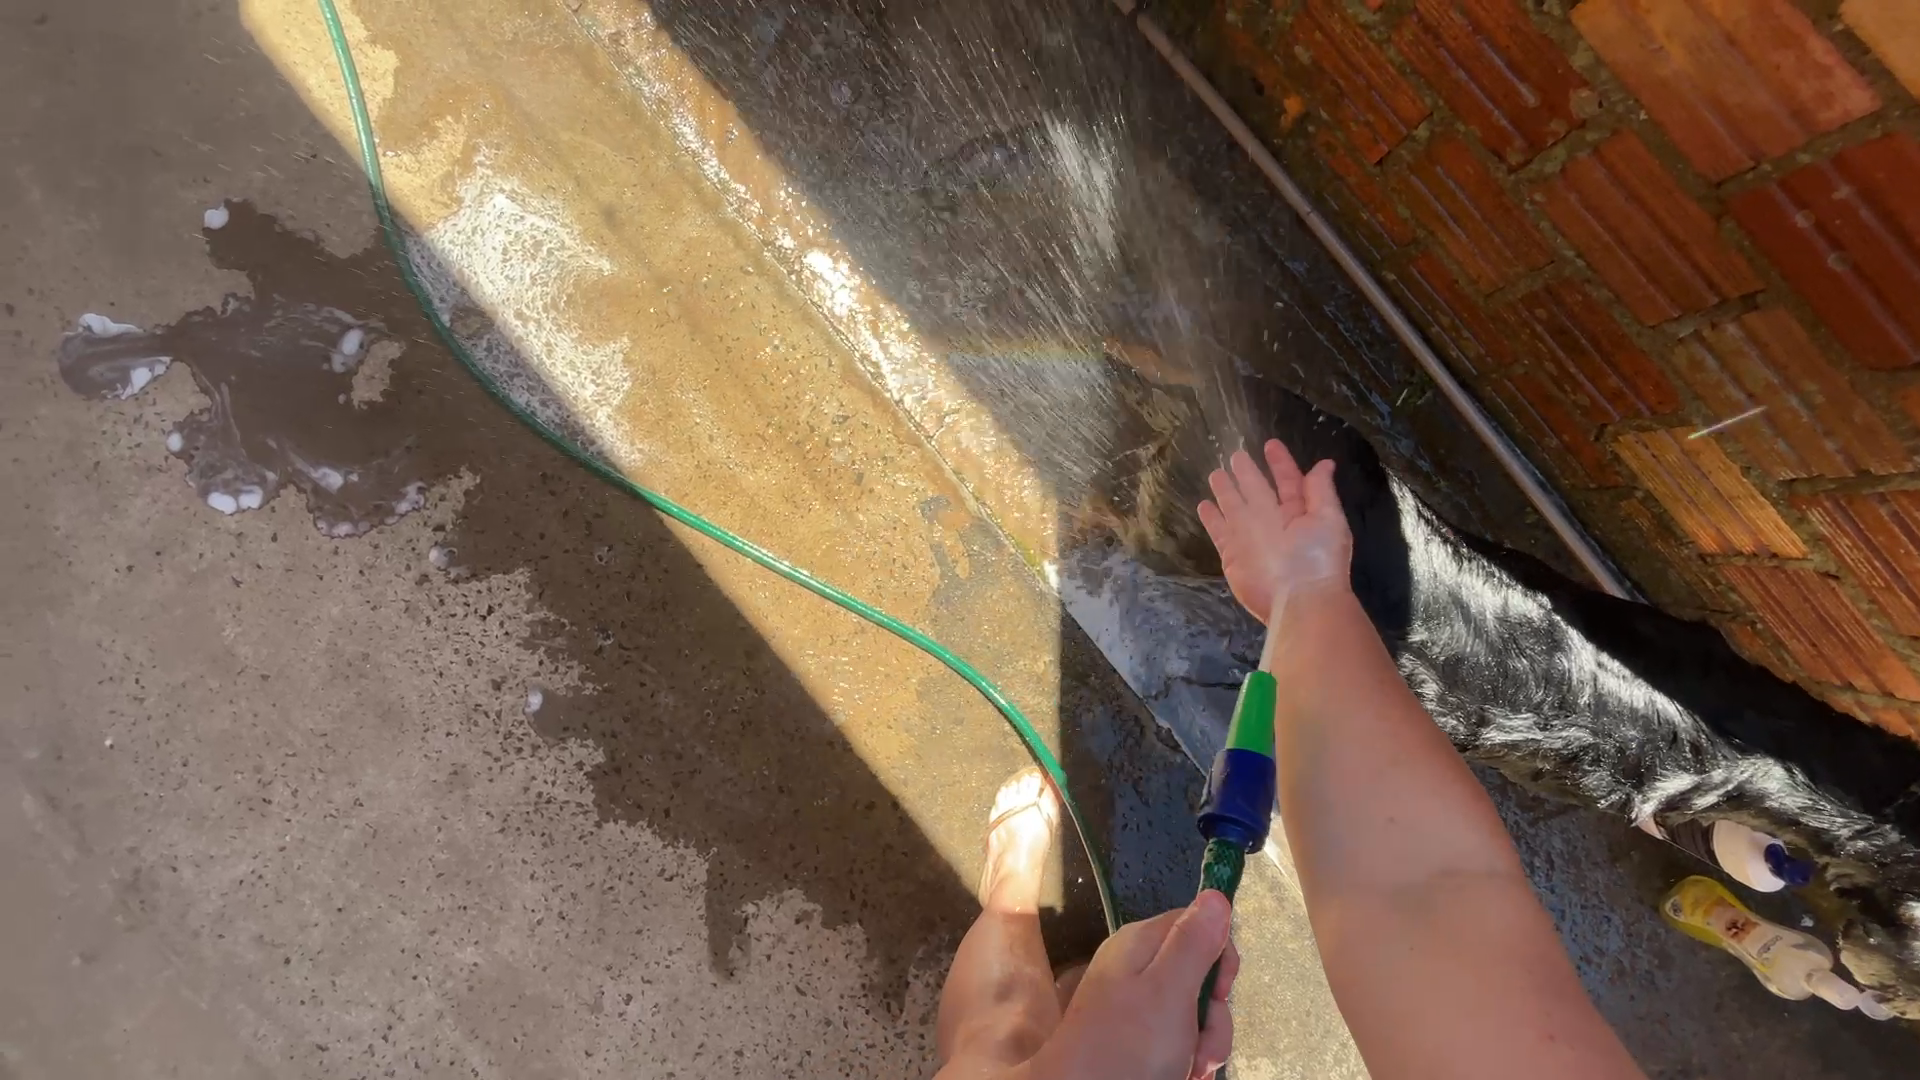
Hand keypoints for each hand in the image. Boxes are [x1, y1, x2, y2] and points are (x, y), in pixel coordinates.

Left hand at [1031, 890, 1239, 1079]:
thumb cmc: (1127, 1045)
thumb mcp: (1169, 990)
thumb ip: (1194, 943)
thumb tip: (1217, 894)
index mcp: (1141, 942)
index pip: (1197, 925)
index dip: (1220, 957)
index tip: (1221, 992)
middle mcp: (1137, 967)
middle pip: (1200, 976)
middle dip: (1212, 1017)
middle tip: (1200, 1047)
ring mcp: (1136, 1005)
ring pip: (1194, 1016)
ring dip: (1202, 1049)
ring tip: (1187, 1072)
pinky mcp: (1137, 1040)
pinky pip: (1178, 1043)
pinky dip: (1186, 1064)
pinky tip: (1180, 1078)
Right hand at [1198, 440, 1350, 625]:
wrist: (1296, 599)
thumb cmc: (1316, 558)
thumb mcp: (1327, 519)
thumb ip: (1320, 491)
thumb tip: (1324, 464)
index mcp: (1298, 511)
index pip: (1288, 480)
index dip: (1280, 462)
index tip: (1270, 444)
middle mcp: (1272, 519)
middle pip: (1257, 489)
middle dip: (1248, 472)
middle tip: (1236, 454)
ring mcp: (1249, 535)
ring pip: (1234, 505)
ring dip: (1226, 490)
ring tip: (1216, 473)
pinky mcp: (1231, 552)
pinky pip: (1218, 529)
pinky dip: (1211, 518)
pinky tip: (1204, 505)